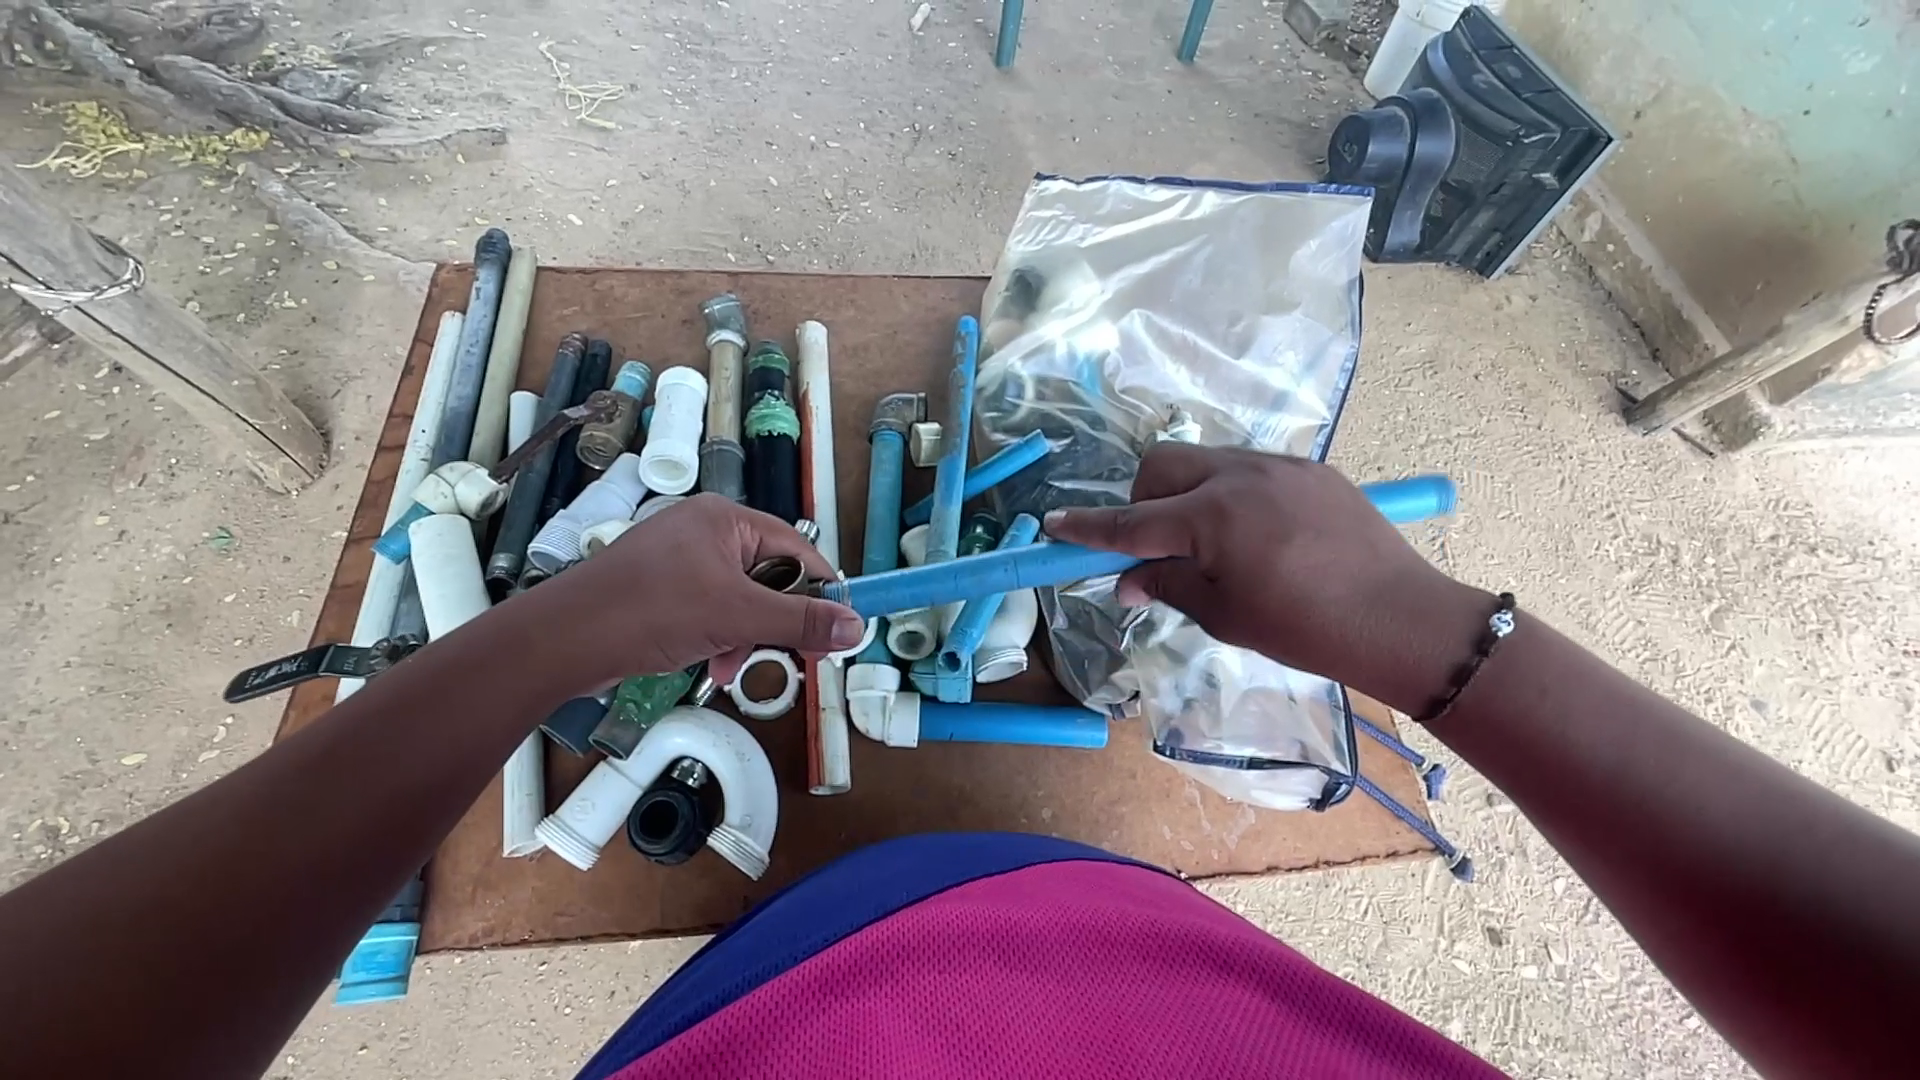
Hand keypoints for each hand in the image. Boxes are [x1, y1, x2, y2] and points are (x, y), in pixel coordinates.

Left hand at [510, 494, 864, 688]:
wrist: (560, 642)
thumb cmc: (650, 611)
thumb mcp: (736, 615)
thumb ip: (799, 620)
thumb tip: (856, 626)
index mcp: (726, 520)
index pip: (797, 550)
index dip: (821, 591)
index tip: (836, 630)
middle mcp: (706, 532)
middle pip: (770, 577)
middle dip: (776, 620)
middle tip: (793, 656)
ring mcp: (681, 561)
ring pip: (742, 599)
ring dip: (747, 636)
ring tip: (732, 665)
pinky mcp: (662, 589)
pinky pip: (712, 610)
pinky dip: (719, 637)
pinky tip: (711, 663)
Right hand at [1043, 443, 1490, 714]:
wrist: (1402, 620)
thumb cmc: (1303, 629)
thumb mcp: (1223, 614)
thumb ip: (1167, 585)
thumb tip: (1128, 580)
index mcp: (1213, 518)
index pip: (1131, 522)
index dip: (1088, 527)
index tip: (1054, 524)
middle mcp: (1239, 476)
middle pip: (1160, 465)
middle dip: (1142, 500)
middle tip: (1158, 546)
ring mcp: (1279, 466)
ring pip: (1203, 461)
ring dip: (1186, 494)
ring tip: (1212, 541)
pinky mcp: (1310, 469)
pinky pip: (1247, 468)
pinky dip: (1228, 494)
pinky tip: (1257, 533)